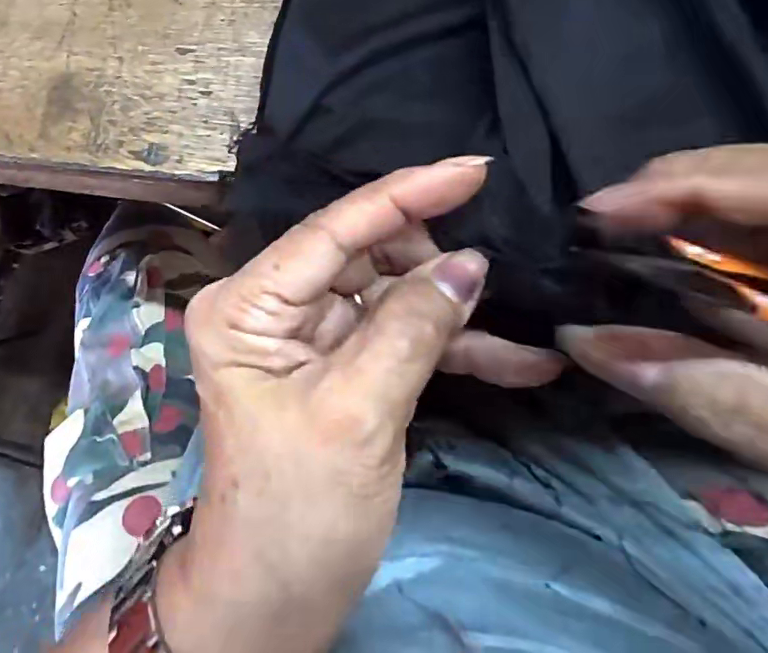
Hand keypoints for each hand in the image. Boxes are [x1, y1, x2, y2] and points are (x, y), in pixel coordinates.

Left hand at [159, 158, 564, 652]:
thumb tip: (469, 264)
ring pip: (391, 292)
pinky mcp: (343, 361)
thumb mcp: (357, 415)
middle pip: (365, 253)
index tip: (470, 169)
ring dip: (453, 306)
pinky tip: (519, 359)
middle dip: (431, 258)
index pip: (332, 230)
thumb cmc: (295, 511)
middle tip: (492, 270)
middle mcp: (274, 304)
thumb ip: (412, 329)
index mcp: (248, 303)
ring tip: (510, 316)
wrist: (275, 599)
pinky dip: (453, 345)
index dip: (404, 195)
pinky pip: (400, 335)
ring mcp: (310, 332)